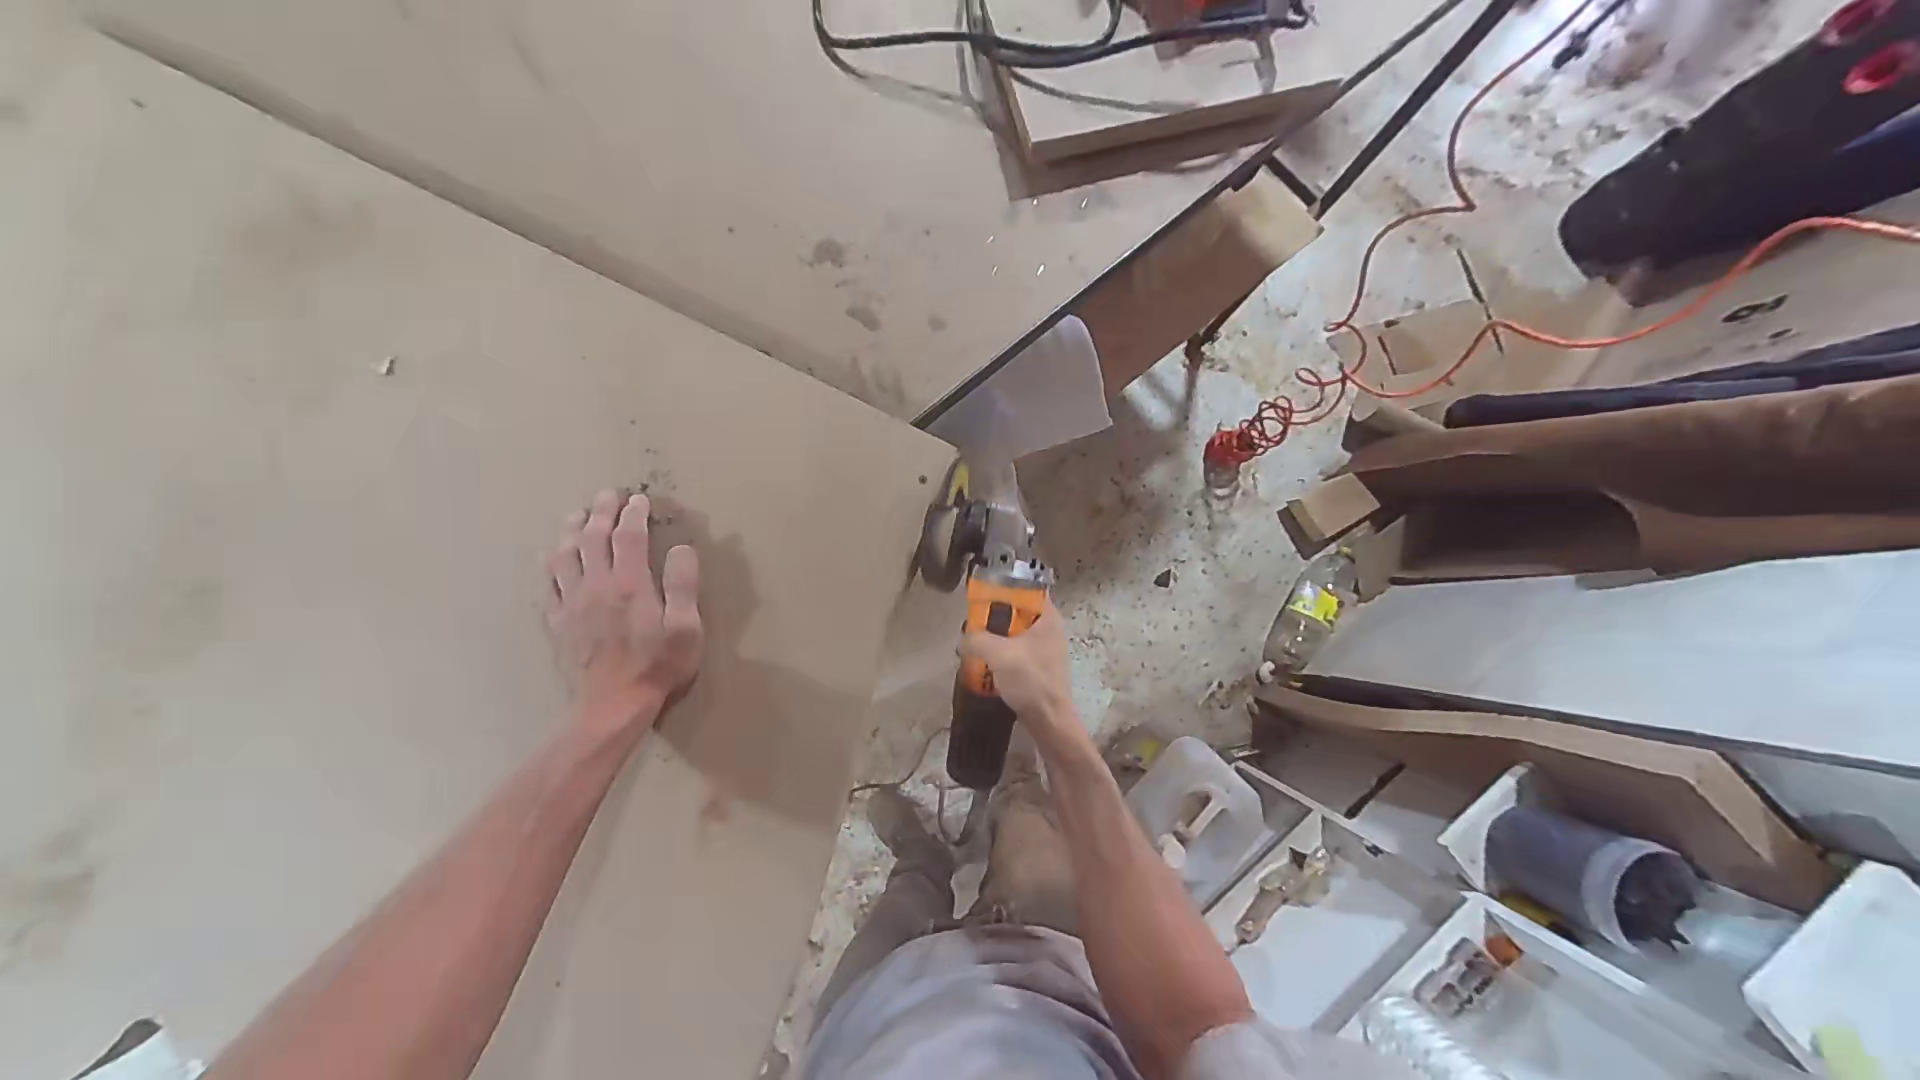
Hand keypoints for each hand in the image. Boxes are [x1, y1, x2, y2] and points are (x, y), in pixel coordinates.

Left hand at [546, 489, 702, 737]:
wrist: (612, 705)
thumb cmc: (657, 666)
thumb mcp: (686, 627)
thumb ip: (683, 585)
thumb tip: (681, 548)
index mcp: (630, 584)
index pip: (629, 535)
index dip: (634, 513)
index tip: (640, 499)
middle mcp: (596, 585)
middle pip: (592, 537)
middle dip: (601, 512)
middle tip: (607, 495)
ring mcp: (572, 603)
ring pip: (565, 555)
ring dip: (571, 530)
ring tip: (577, 516)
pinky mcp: (558, 621)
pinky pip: (549, 583)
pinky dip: (553, 563)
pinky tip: (556, 558)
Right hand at [960, 602, 1086, 755]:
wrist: (1050, 721)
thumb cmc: (1031, 681)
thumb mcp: (998, 654)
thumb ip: (976, 639)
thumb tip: (963, 639)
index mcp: (1048, 617)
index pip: (1026, 589)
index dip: (1003, 589)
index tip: (981, 596)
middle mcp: (1049, 629)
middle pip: (1017, 612)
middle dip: (993, 617)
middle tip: (973, 624)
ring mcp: (1044, 649)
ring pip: (1014, 634)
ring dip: (994, 638)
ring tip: (974, 645)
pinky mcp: (1037, 667)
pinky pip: (1015, 652)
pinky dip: (1000, 655)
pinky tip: (984, 664)